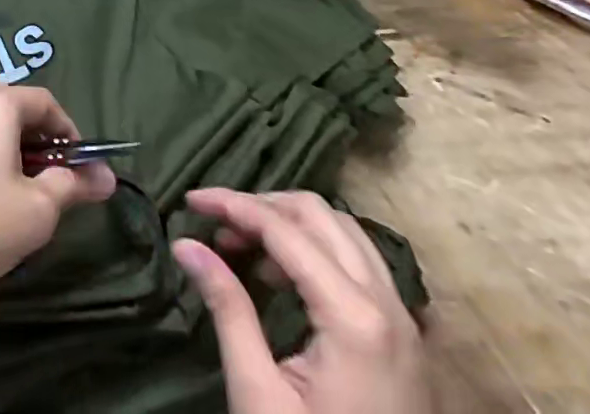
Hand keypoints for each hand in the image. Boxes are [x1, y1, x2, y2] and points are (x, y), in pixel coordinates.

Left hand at [0, 84, 116, 311]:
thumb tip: (106, 176)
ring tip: (21, 199)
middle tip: (55, 186)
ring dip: (13, 154)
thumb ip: (73, 186)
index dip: (71, 134)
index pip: (45, 102)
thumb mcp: (38, 209)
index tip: (82, 171)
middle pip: (14, 110)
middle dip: (42, 144)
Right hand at [172, 189, 430, 413]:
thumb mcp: (258, 390)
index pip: (285, 229)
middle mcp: (388, 305)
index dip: (232, 204)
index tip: (191, 199)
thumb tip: (185, 244)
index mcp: (353, 318)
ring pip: (344, 231)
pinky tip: (283, 274)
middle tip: (216, 224)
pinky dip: (316, 247)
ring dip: (290, 222)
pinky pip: (360, 261)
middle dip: (261, 205)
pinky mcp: (405, 336)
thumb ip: (227, 308)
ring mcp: (405, 320)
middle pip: (320, 215)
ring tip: (244, 245)